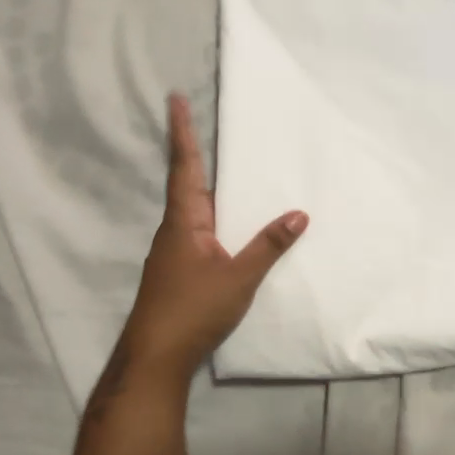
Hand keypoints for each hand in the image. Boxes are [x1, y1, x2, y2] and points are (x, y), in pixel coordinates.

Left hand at [119, 93, 307, 377]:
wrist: (156, 356)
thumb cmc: (193, 309)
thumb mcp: (239, 277)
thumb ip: (268, 245)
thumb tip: (299, 213)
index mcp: (184, 222)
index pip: (184, 168)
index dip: (182, 133)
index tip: (175, 98)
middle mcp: (176, 230)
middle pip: (189, 185)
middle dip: (198, 155)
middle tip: (214, 127)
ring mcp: (176, 252)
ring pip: (197, 211)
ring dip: (213, 190)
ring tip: (239, 175)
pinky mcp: (182, 270)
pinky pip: (203, 232)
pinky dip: (219, 219)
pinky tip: (237, 229)